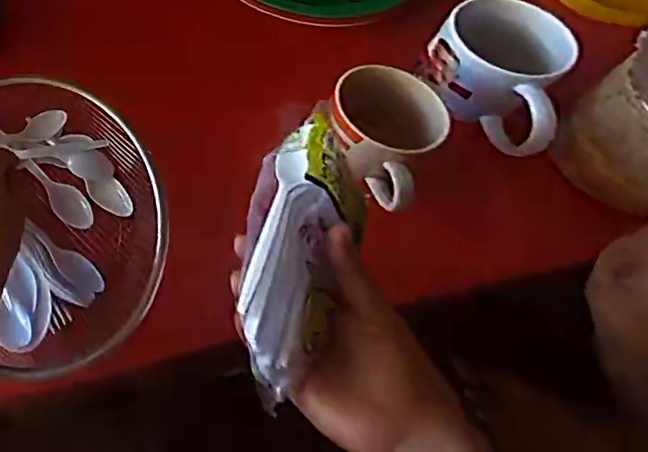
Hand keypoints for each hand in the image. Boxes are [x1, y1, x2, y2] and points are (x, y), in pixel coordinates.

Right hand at [231, 226, 487, 451]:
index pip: (299, 261)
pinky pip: (265, 352)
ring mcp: (299, 345)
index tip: (261, 220)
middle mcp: (310, 315)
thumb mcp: (372, 308)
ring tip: (238, 278)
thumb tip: (336, 226)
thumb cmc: (397, 359)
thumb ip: (350, 272)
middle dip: (257, 265)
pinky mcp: (291, 376)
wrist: (409, 426)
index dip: (278, 242)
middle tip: (242, 246)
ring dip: (250, 296)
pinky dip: (251, 335)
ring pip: (266, 314)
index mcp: (330, 295)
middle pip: (276, 285)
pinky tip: (242, 320)